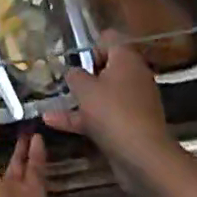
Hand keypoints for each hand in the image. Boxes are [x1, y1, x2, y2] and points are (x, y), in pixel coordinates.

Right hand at [42, 32, 175, 165]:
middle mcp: (133, 75)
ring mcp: (132, 102)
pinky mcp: (129, 126)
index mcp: (126, 57)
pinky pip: (103, 115)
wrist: (144, 157)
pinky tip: (54, 123)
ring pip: (103, 95)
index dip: (89, 47)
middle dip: (83, 76)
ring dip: (80, 100)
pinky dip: (83, 118)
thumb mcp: (85, 90)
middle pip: (105, 67)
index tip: (76, 63)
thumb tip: (72, 72)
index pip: (107, 38)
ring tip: (53, 103)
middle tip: (64, 83)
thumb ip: (75, 76)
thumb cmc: (113, 112)